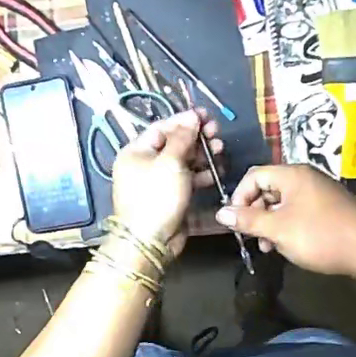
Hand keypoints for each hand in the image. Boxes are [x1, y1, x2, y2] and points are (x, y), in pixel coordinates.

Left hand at [110, 110, 221, 252]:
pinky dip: (201, 173)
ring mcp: (157, 181)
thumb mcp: (169, 162)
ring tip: (220, 151)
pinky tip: (216, 171)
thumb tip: (192, 117)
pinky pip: (186, 179)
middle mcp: (144, 164)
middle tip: (217, 134)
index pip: (161, 127)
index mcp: (136, 151)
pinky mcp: (170, 196)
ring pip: (182, 161)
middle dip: (196, 137)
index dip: (184, 120)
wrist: (150, 241)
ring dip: (202, 155)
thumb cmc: (156, 197)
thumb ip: (182, 138)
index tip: (206, 116)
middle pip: (173, 143)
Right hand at [216, 163, 355, 276]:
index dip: (239, 197)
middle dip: (253, 212)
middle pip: (267, 188)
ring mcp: (318, 193)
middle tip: (250, 236)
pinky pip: (297, 211)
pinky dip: (285, 226)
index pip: (253, 176)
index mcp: (291, 175)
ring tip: (267, 246)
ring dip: (268, 223)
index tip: (235, 221)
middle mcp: (305, 178)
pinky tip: (286, 245)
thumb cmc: (318, 235)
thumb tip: (221, 213)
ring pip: (281, 203)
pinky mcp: (327, 209)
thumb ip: (247, 220)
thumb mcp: (276, 229)